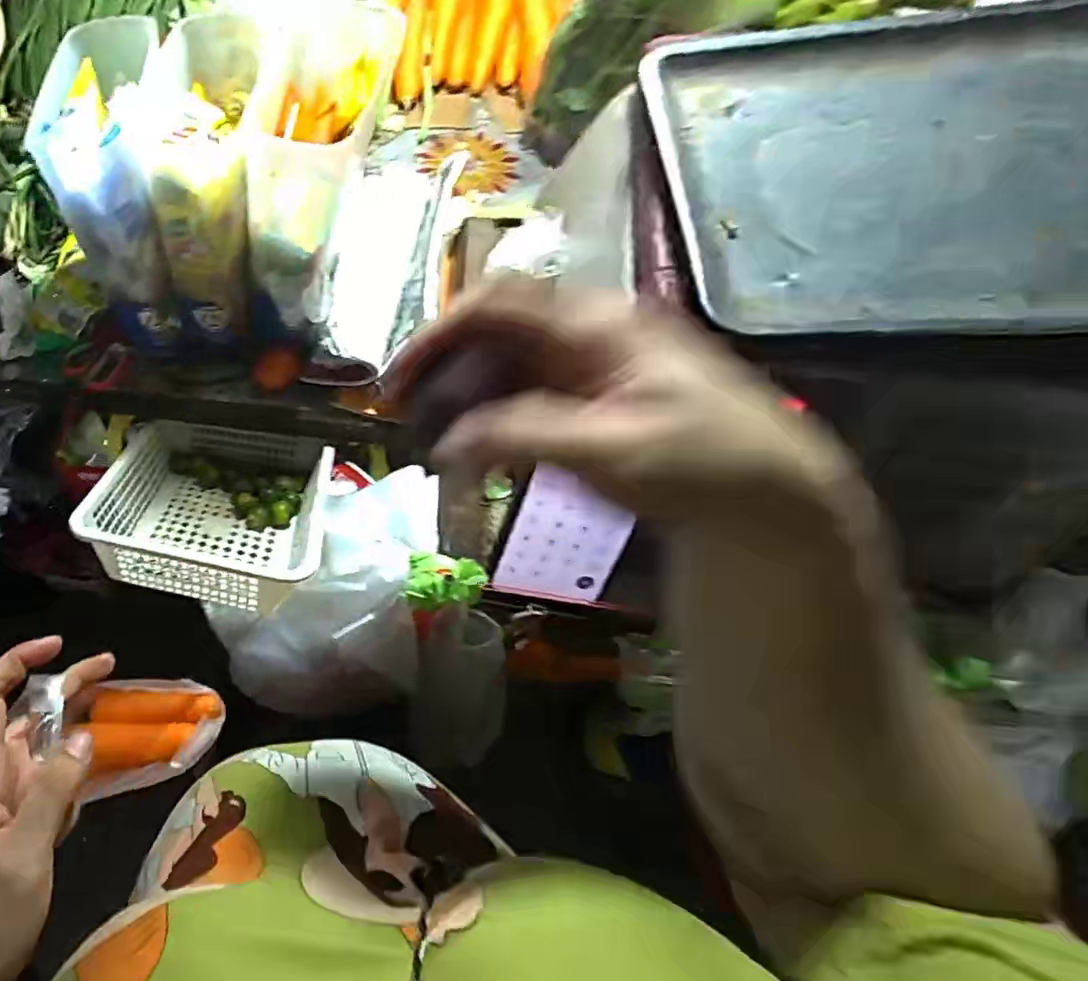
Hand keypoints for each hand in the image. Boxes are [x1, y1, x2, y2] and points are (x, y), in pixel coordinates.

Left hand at [0, 636, 113, 980]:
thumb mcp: (21, 860)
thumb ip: (51, 795)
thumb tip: (82, 733)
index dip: (16, 663)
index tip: (57, 646)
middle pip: (24, 717)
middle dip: (63, 688)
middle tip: (111, 669)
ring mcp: (7, 808)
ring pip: (42, 751)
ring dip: (76, 727)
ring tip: (118, 709)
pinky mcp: (22, 832)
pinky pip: (51, 787)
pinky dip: (77, 770)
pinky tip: (104, 763)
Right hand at [392, 283, 861, 531]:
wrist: (761, 495)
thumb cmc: (701, 462)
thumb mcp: (611, 448)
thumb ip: (523, 435)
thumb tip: (446, 444)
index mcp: (595, 326)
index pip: (497, 303)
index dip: (438, 333)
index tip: (400, 380)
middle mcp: (580, 333)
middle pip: (487, 329)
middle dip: (437, 365)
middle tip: (401, 411)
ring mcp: (578, 364)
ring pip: (493, 362)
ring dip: (453, 393)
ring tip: (427, 434)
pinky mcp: (576, 395)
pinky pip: (510, 393)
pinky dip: (478, 416)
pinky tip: (465, 447)